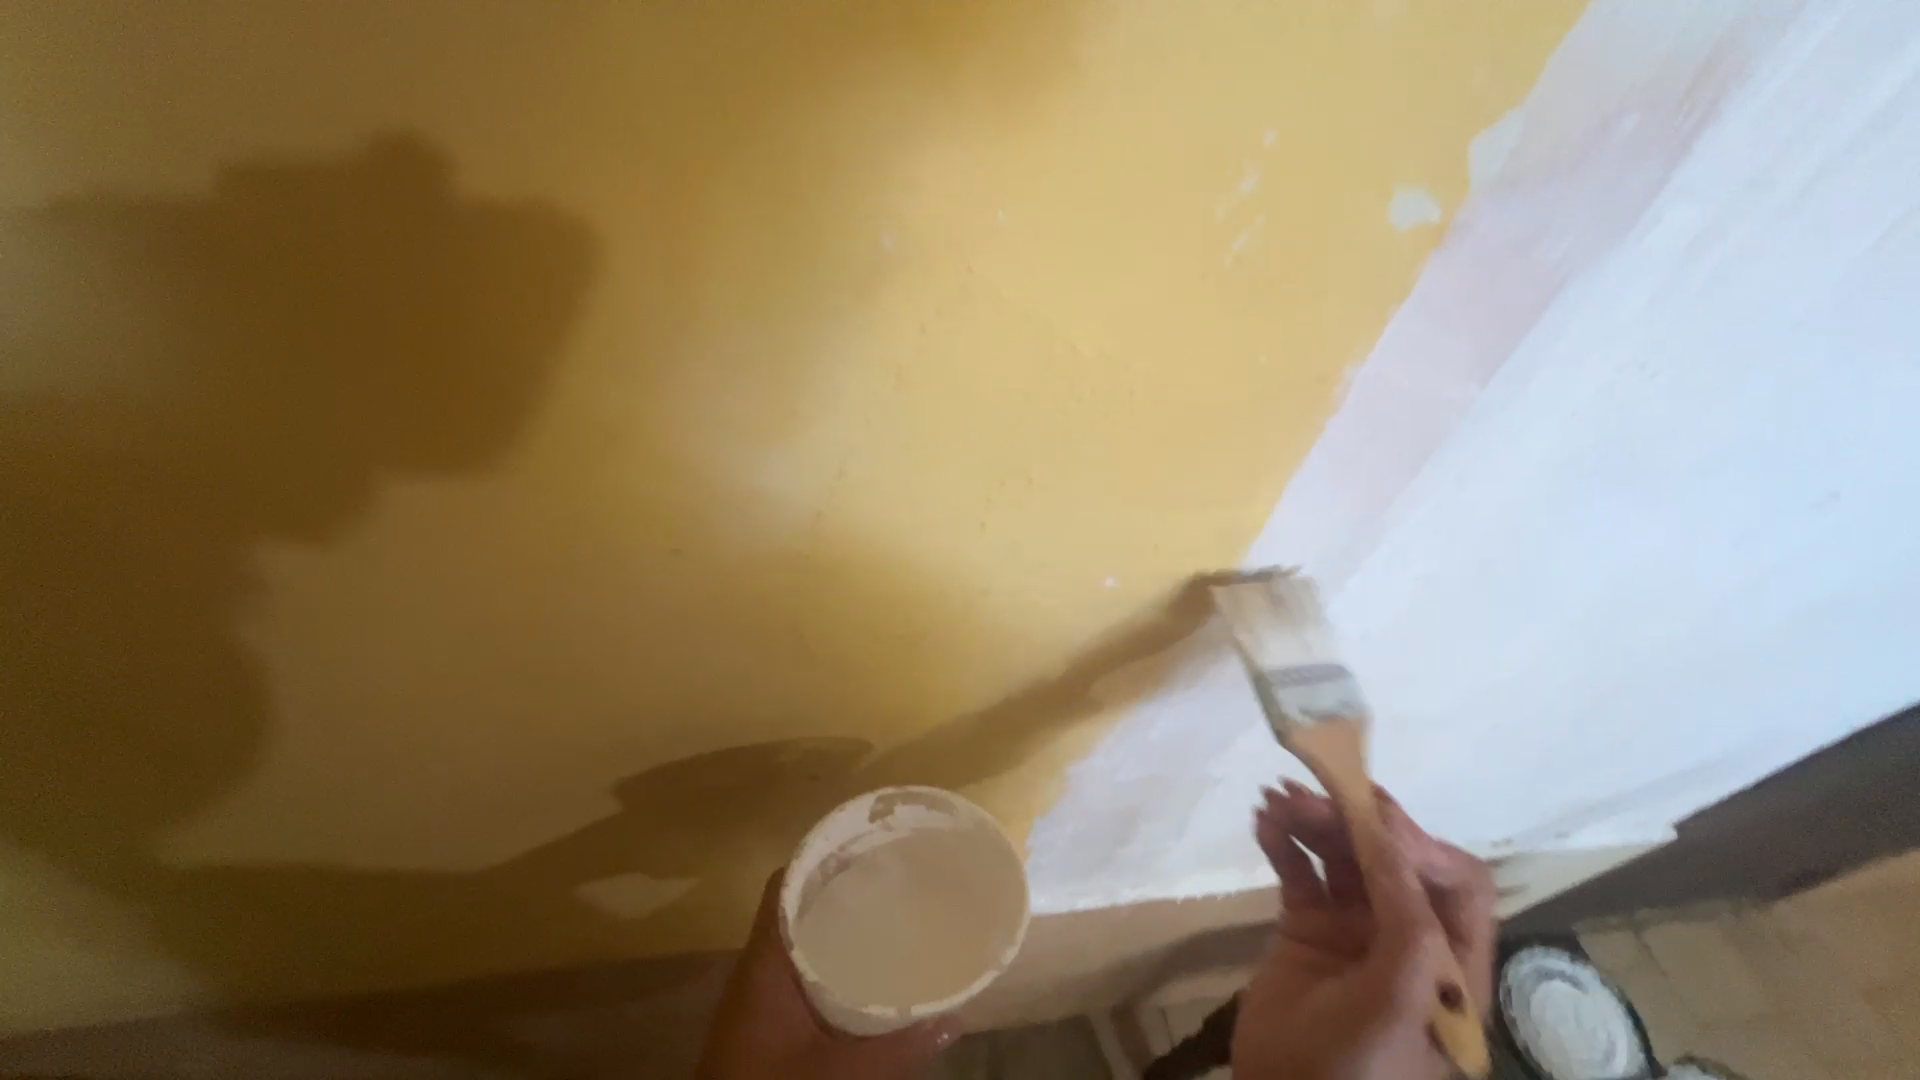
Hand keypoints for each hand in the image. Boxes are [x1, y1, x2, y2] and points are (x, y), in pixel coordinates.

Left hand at [695, 871, 958, 1079]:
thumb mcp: (835, 1073)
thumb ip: (894, 1049)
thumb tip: (953, 1018)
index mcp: (764, 961)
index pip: (784, 884)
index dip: (819, 856)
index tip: (864, 845)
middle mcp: (758, 966)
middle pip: (795, 904)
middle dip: (838, 886)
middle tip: (890, 876)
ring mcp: (758, 993)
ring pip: (797, 936)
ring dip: (832, 922)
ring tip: (885, 910)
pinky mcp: (765, 1018)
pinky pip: (798, 968)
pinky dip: (828, 958)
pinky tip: (863, 969)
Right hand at [1231, 781, 1496, 1079]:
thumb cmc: (1355, 1071)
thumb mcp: (1394, 1002)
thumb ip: (1404, 920)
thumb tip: (1386, 833)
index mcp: (1448, 964)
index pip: (1454, 882)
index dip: (1416, 844)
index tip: (1366, 816)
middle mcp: (1407, 940)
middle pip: (1390, 860)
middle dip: (1353, 821)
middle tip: (1307, 793)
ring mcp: (1352, 932)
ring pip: (1341, 857)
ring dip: (1312, 823)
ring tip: (1275, 800)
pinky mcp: (1305, 930)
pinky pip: (1299, 873)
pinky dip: (1283, 843)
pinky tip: (1263, 824)